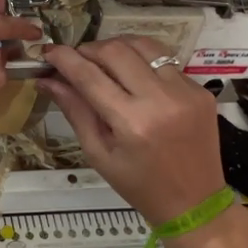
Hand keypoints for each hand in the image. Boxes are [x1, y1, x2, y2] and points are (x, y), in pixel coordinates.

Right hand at [38, 37, 226, 225]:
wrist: (195, 202)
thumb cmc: (140, 185)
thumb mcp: (99, 154)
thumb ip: (76, 111)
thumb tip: (47, 81)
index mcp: (132, 122)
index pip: (89, 76)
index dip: (64, 58)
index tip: (48, 51)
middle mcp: (161, 99)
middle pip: (116, 50)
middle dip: (89, 49)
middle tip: (76, 60)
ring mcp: (185, 90)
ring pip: (143, 46)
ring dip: (117, 48)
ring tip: (104, 62)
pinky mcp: (200, 89)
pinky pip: (165, 61)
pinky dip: (143, 63)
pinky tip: (135, 79)